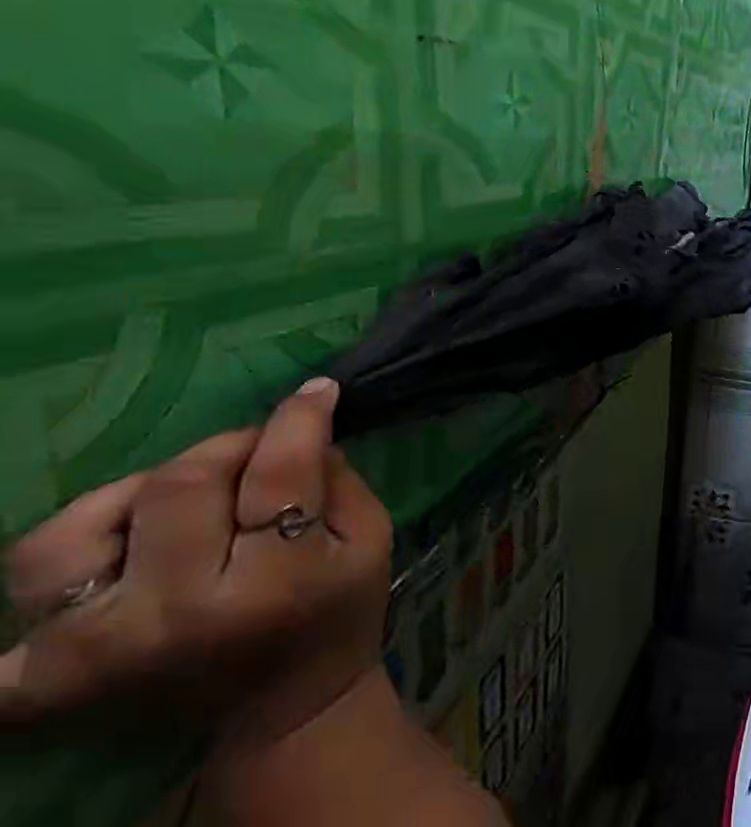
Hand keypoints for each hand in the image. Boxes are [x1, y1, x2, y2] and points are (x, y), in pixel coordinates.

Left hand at [0, 378, 392, 746]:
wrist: (284, 704)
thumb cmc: (342, 610)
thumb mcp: (372, 540)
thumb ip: (338, 483)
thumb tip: (302, 427)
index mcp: (280, 580)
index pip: (278, 474)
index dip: (295, 422)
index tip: (312, 393)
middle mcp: (180, 610)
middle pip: (177, 487)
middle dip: (223, 449)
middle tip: (251, 449)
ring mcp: (93, 646)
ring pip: (76, 529)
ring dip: (133, 495)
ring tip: (173, 502)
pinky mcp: (36, 675)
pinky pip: (27, 586)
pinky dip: (71, 549)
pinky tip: (119, 550)